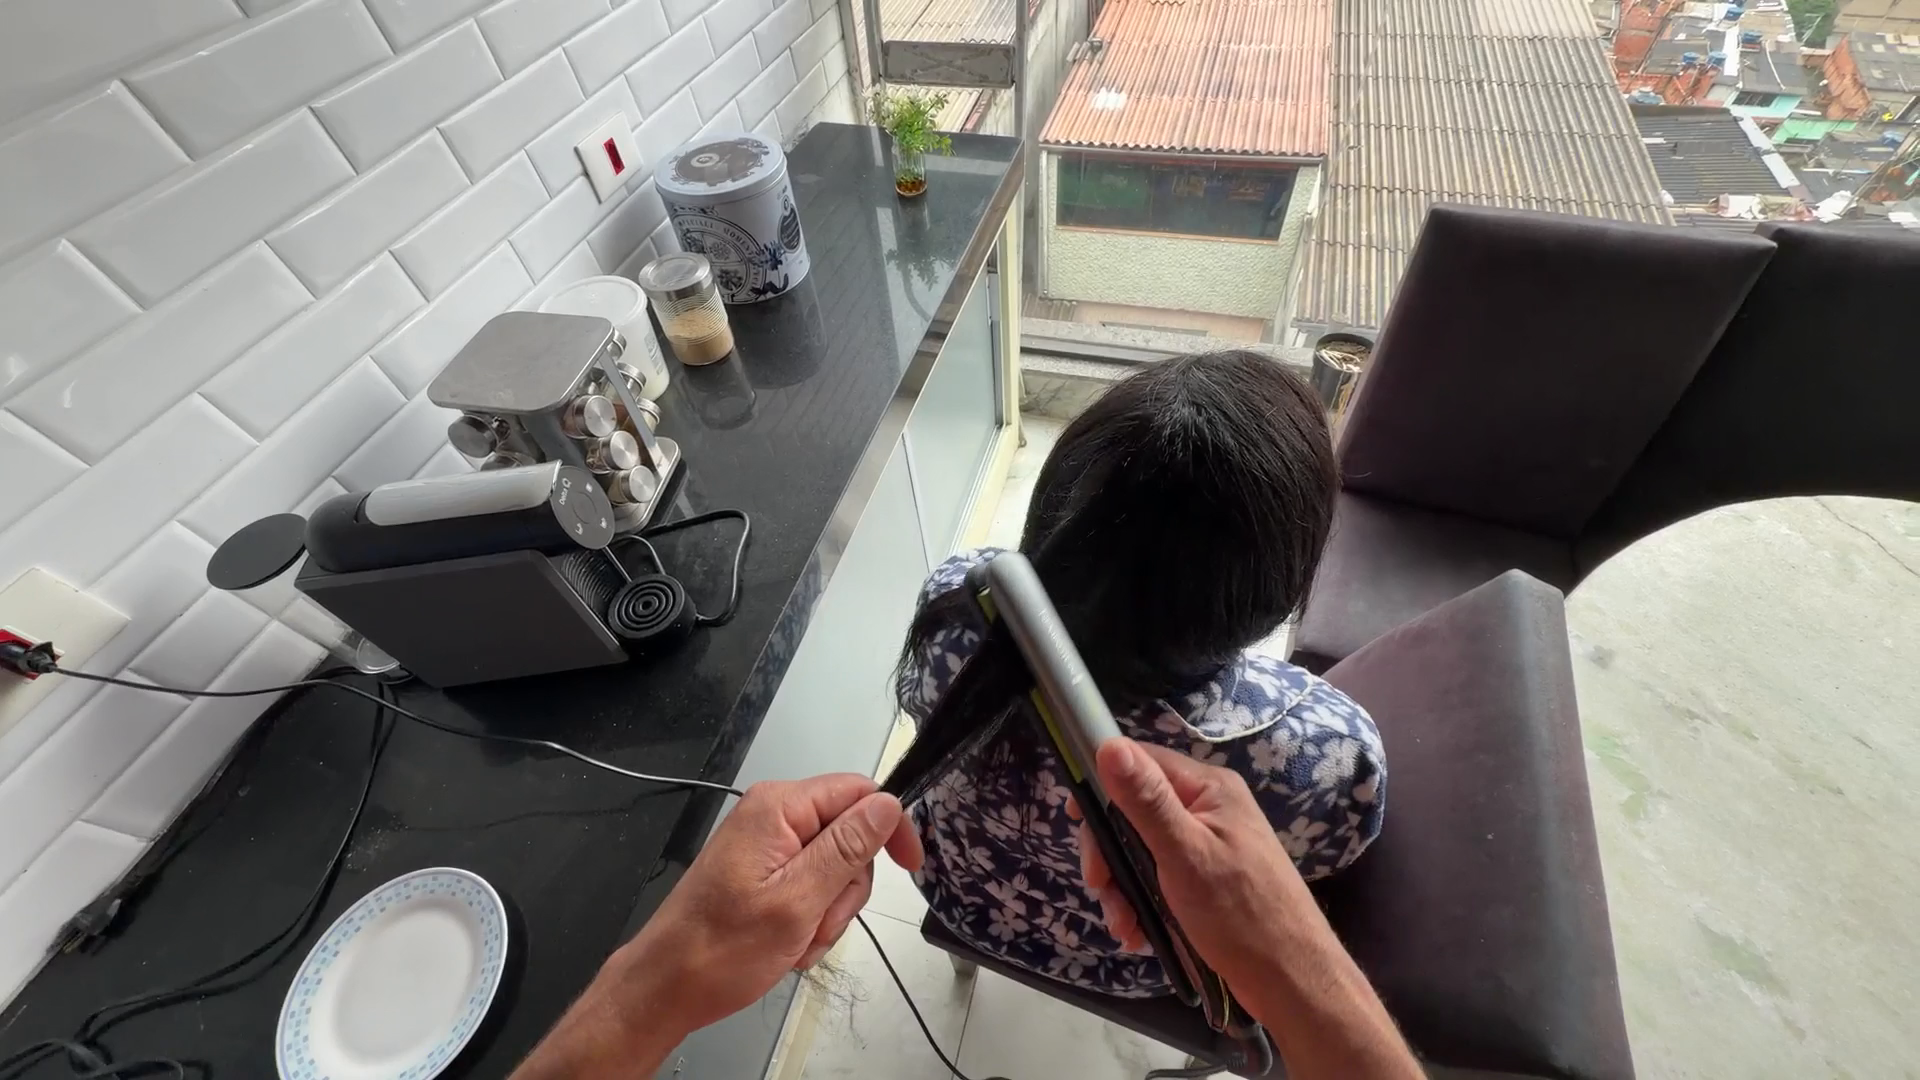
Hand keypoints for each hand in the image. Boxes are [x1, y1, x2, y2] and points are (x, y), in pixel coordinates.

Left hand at [512, 774, 922, 1078]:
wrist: (663, 990)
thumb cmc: (722, 949)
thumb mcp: (797, 900)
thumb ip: (847, 848)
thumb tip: (889, 803)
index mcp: (781, 806)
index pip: (859, 791)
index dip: (890, 826)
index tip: (908, 868)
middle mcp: (774, 813)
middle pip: (849, 831)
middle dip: (846, 885)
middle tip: (819, 923)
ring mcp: (767, 841)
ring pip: (834, 864)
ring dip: (827, 909)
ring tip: (797, 939)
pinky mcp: (763, 867)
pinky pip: (811, 882)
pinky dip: (810, 916)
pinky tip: (787, 942)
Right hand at [1074, 738, 1314, 986]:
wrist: (1295, 987)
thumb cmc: (1242, 915)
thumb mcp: (1185, 854)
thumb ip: (1145, 800)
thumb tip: (1108, 745)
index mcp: (1208, 787)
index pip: (1141, 762)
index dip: (1102, 784)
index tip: (1076, 819)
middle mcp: (1206, 807)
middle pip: (1134, 809)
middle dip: (1109, 851)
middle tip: (1098, 886)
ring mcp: (1206, 844)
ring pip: (1140, 848)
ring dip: (1121, 885)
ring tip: (1122, 924)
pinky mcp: (1204, 879)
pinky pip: (1156, 876)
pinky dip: (1140, 902)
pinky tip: (1137, 932)